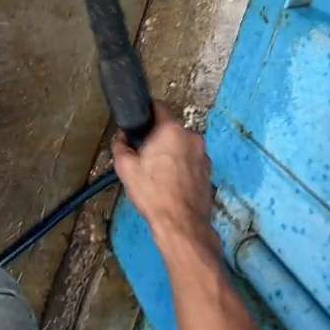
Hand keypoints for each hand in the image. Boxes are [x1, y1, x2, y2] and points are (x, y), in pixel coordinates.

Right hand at [112, 104, 214, 250]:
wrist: (182, 224)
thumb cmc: (152, 192)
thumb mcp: (125, 168)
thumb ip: (120, 146)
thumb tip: (122, 138)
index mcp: (171, 130)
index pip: (159, 106)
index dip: (146, 111)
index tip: (138, 123)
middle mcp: (192, 137)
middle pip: (170, 128)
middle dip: (157, 137)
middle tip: (143, 154)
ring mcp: (204, 154)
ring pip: (182, 145)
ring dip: (171, 152)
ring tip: (157, 173)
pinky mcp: (209, 171)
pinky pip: (191, 160)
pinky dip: (182, 166)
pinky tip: (171, 183)